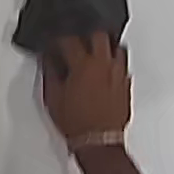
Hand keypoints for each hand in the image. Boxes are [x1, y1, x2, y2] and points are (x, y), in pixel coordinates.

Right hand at [41, 32, 130, 150]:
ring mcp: (117, 73)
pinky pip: (123, 63)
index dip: (60, 36)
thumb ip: (50, 72)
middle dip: (87, 31)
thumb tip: (48, 59)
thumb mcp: (53, 97)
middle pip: (98, 33)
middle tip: (78, 36)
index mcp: (83, 65)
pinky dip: (114, 59)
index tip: (55, 38)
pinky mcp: (126, 83)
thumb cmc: (78, 123)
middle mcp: (103, 65)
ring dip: (104, 43)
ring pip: (116, 45)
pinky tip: (106, 64)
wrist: (98, 142)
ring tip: (95, 46)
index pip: (70, 40)